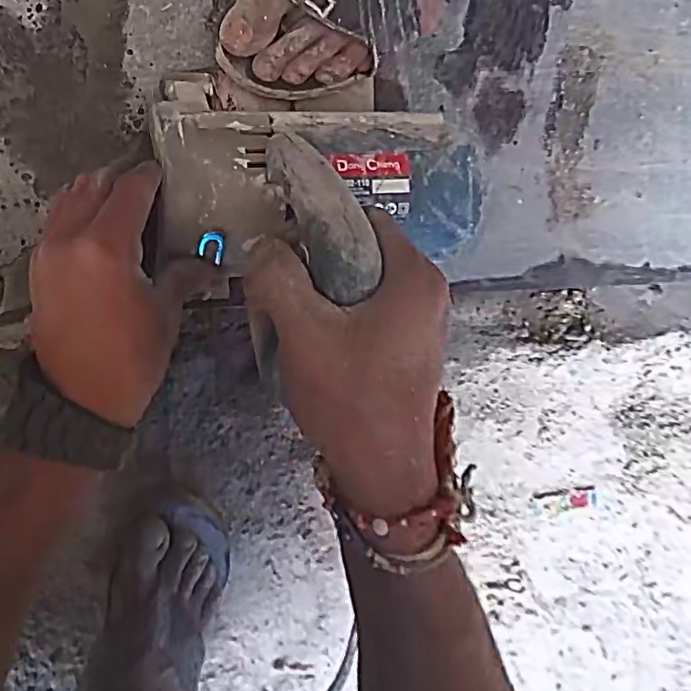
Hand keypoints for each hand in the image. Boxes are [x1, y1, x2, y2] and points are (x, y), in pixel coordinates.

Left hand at [28, 162, 219, 427]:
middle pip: (93, 185)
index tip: (159, 174)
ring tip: (117, 202)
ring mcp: (48, 254)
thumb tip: (202, 264)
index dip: (147, 177)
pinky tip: (93, 227)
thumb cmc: (124, 363)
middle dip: (119, 180)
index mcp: (105, 248)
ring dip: (92, 192)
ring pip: (67, 199)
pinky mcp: (38, 269)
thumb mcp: (163, 316)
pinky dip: (73, 212)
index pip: (128, 190)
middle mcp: (70, 242)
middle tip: (143, 188)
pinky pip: (55, 222)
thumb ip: (182, 276)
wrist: (77, 400)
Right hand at [244, 209, 448, 515]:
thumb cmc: (350, 398)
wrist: (381, 472)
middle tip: (278, 287)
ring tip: (288, 318)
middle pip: (357, 251)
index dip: (318, 224)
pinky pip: (362, 310)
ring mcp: (417, 321)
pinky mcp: (404, 346)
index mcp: (413, 276)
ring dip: (317, 293)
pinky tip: (308, 341)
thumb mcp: (303, 331)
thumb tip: (266, 247)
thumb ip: (277, 278)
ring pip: (355, 283)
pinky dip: (332, 315)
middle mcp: (424, 291)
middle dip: (312, 264)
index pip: (361, 218)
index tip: (282, 244)